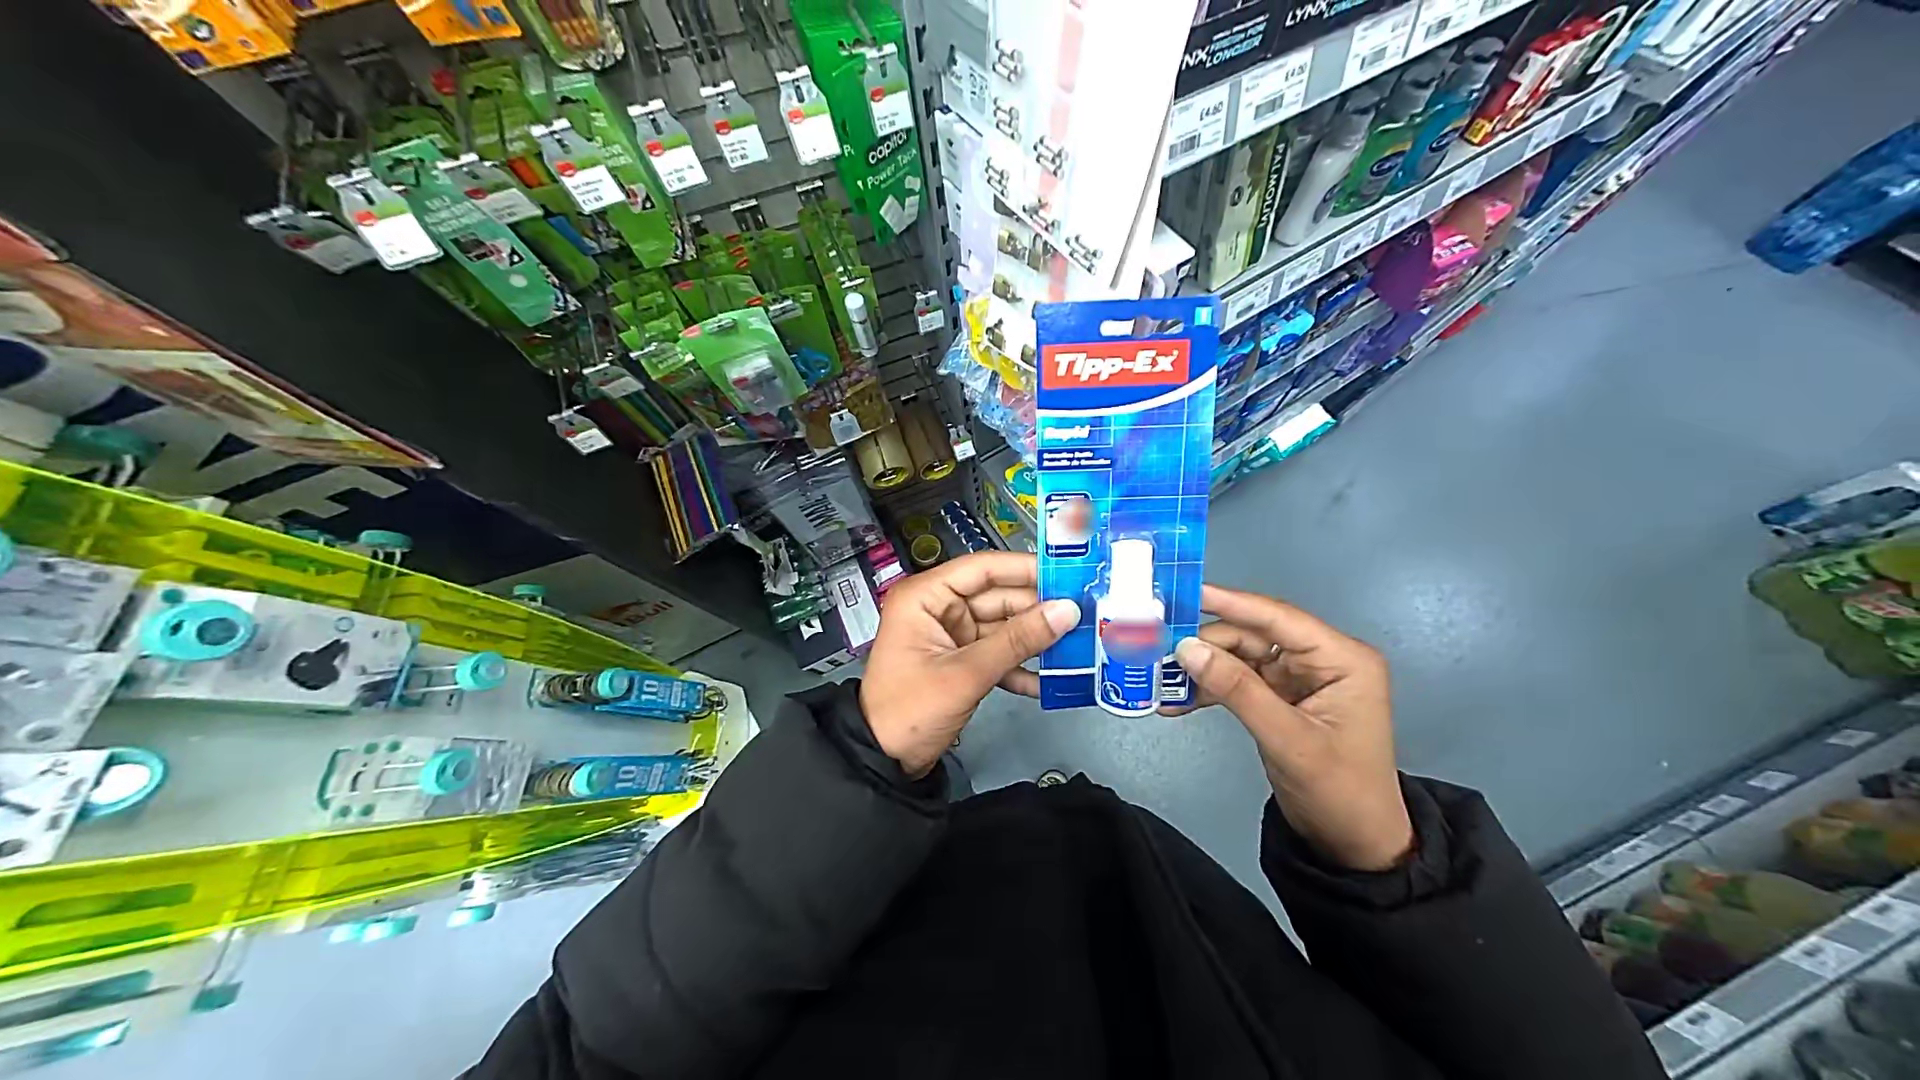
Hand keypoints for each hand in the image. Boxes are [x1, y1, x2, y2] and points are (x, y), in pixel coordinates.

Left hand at [860, 552, 1079, 777]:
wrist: (882, 760)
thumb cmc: (905, 712)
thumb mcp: (966, 673)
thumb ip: (1017, 641)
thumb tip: (1063, 612)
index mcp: (925, 597)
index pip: (983, 569)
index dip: (1026, 569)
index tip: (1066, 574)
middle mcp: (938, 609)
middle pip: (999, 597)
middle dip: (1039, 609)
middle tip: (1083, 614)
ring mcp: (951, 636)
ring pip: (1003, 627)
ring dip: (1035, 639)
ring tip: (1076, 644)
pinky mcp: (961, 662)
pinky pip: (998, 654)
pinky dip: (1020, 666)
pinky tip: (1049, 678)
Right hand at [1168, 585, 1411, 871]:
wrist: (1353, 845)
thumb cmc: (1339, 790)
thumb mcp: (1287, 739)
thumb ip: (1237, 689)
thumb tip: (1187, 648)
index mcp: (1341, 659)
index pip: (1278, 618)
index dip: (1230, 602)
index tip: (1186, 592)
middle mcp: (1320, 661)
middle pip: (1252, 637)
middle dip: (1207, 644)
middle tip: (1159, 648)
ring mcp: (1298, 679)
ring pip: (1239, 658)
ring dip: (1202, 669)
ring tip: (1162, 677)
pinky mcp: (1280, 698)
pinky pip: (1237, 681)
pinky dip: (1210, 689)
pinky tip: (1178, 700)